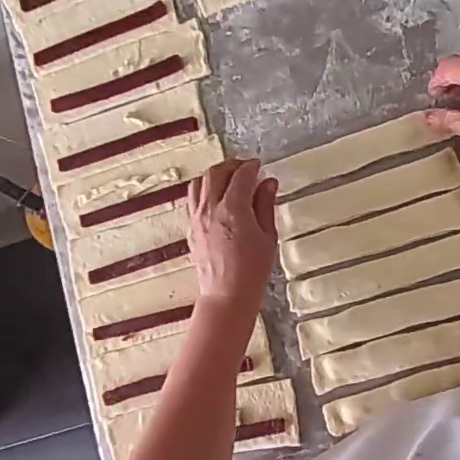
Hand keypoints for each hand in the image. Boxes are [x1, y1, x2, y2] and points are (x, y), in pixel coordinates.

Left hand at [186, 158, 278, 311]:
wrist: (227, 293)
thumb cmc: (251, 270)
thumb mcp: (268, 236)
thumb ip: (265, 205)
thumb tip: (268, 184)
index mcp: (233, 208)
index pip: (241, 175)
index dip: (251, 166)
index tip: (258, 165)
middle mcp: (211, 209)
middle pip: (216, 173)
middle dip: (232, 165)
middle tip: (244, 168)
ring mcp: (197, 218)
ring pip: (200, 183)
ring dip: (214, 175)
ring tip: (227, 179)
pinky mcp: (191, 229)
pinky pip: (193, 200)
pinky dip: (204, 191)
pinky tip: (214, 197)